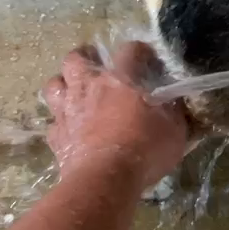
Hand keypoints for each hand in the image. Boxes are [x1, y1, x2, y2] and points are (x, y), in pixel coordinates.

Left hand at [43, 43, 188, 188]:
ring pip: (54, 85)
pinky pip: (53, 122)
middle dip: (84, 58)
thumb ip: (173, 110)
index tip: (147, 59)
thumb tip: (174, 101)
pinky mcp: (56, 136)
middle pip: (75, 58)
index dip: (139, 51)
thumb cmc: (145, 149)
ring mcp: (68, 111)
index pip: (129, 50)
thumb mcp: (175, 129)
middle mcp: (89, 87)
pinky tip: (71, 130)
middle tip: (96, 67)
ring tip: (75, 92)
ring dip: (63, 85)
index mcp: (121, 79)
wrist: (106, 179)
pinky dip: (61, 123)